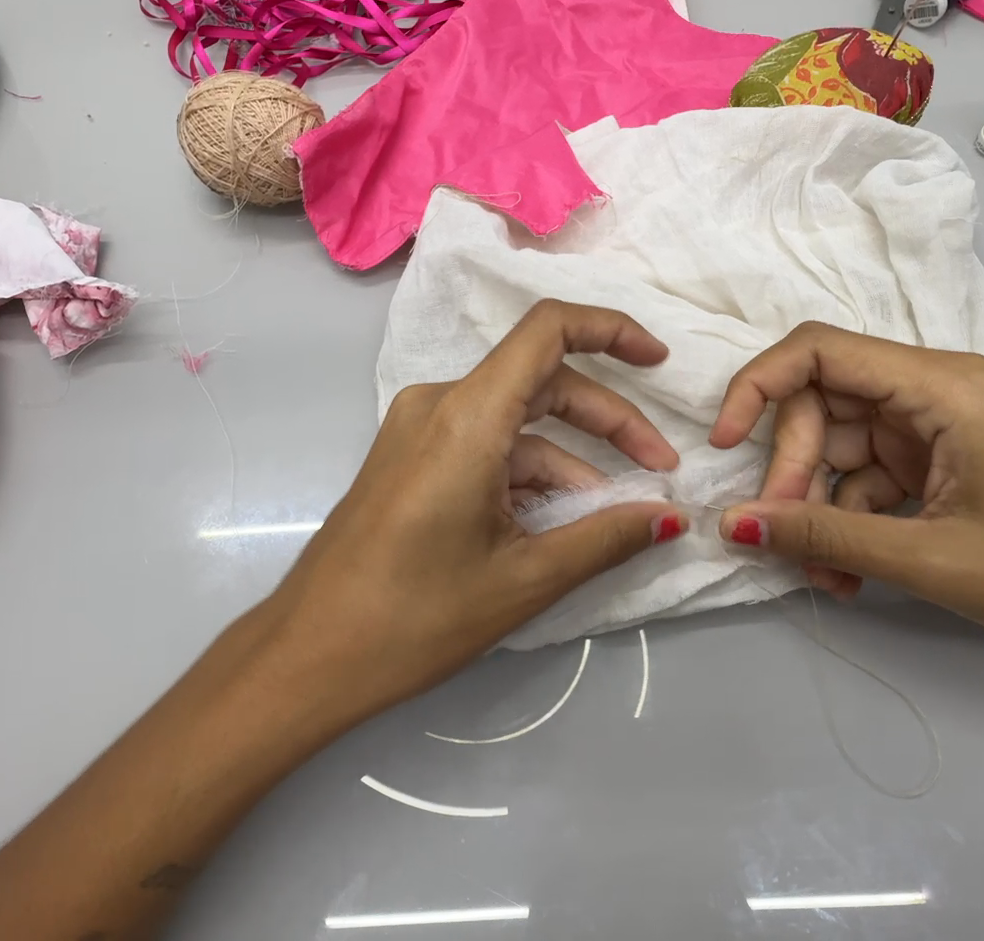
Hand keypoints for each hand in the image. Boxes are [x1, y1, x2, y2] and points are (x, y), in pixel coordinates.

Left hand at [260, 300, 689, 720]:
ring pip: (514, 421)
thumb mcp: (524, 578)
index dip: (611, 330)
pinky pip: (482, 447)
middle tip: (660, 472)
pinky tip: (558, 522)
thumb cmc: (416, 617)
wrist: (311, 654)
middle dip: (608, 421)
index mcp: (466, 416)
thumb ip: (606, 537)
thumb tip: (672, 517)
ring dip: (570, 458)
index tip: (660, 362)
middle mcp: (437, 405)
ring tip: (616, 516)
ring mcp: (416, 431)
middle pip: (540, 382)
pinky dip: (527, 474)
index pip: (548, 331)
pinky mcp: (408, 460)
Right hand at [709, 322, 983, 656]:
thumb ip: (822, 536)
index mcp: (940, 386)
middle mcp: (932, 394)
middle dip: (791, 472)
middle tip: (781, 537)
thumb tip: (729, 524)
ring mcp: (936, 430)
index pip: (818, 351)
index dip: (756, 387)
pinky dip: (848, 523)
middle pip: (820, 407)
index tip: (723, 445)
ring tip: (826, 575)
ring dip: (817, 510)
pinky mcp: (942, 465)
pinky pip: (867, 481)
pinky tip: (851, 575)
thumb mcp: (931, 558)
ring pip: (837, 451)